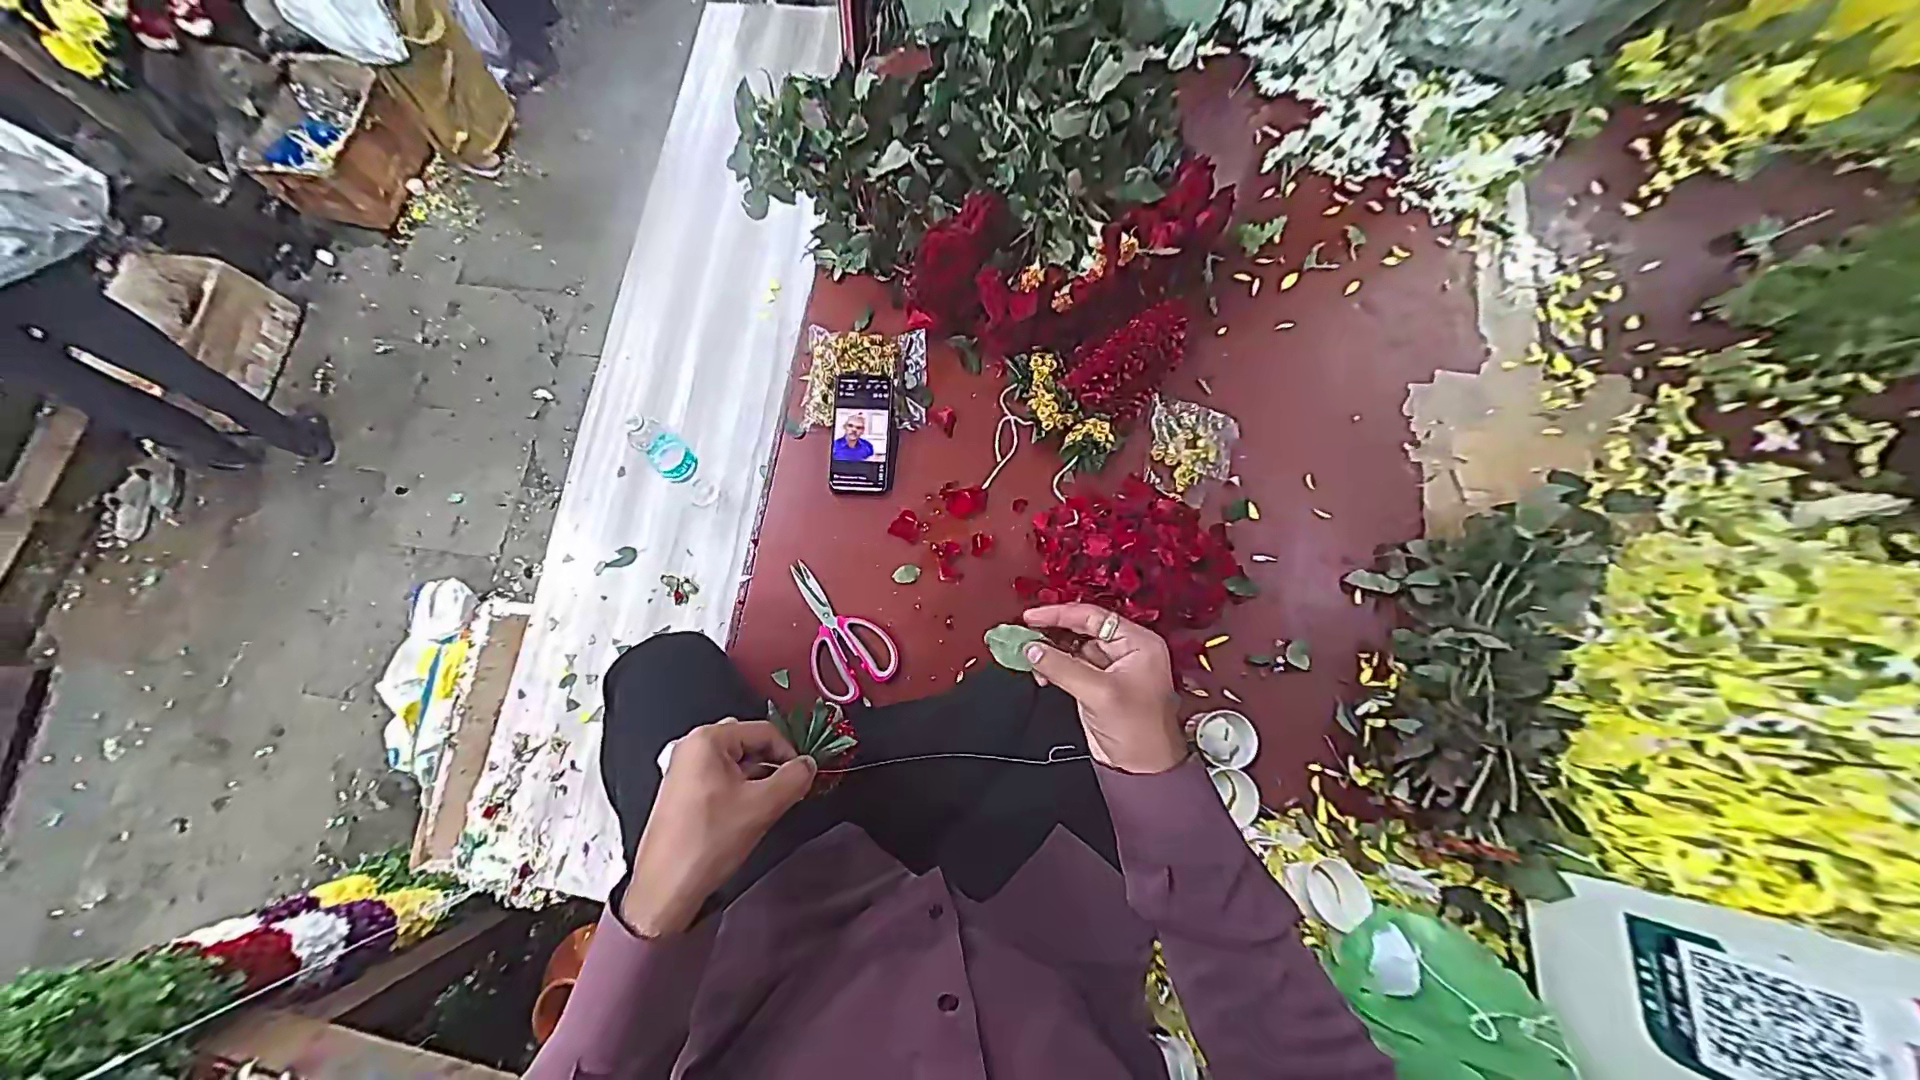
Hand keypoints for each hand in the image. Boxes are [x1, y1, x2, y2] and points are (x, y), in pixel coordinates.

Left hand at [619, 719, 814, 937]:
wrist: (665, 890)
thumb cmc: (709, 841)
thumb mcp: (763, 805)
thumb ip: (795, 777)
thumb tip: (808, 765)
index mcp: (707, 740)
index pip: (764, 732)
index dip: (789, 753)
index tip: (801, 777)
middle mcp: (691, 747)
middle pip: (749, 744)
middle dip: (772, 765)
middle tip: (786, 790)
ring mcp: (683, 769)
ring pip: (736, 763)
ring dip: (757, 779)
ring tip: (766, 806)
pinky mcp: (681, 792)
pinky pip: (720, 778)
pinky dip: (739, 790)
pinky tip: (745, 815)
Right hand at [1021, 604, 1186, 774]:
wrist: (1143, 768)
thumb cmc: (1138, 729)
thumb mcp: (1099, 693)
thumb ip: (1062, 667)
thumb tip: (1031, 648)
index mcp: (1137, 643)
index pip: (1093, 617)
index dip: (1059, 614)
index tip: (1031, 616)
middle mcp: (1124, 650)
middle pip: (1080, 629)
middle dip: (1051, 632)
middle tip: (1023, 633)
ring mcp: (1109, 667)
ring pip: (1070, 647)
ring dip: (1048, 650)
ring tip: (1027, 655)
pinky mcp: (1095, 684)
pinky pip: (1067, 665)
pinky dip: (1051, 666)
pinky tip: (1039, 672)